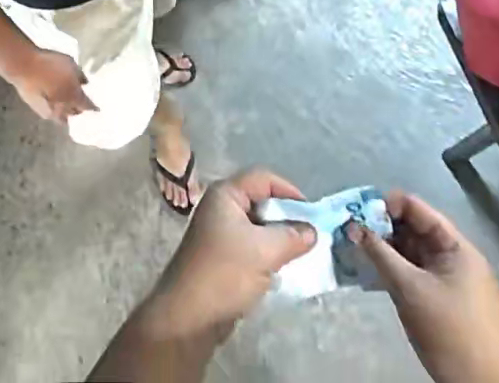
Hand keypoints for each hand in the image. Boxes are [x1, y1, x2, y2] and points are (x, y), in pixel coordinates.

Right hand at [4, 48, 96, 123]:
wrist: (24, 67)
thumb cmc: (50, 62)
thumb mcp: (70, 63)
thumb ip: (80, 75)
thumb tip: (85, 83)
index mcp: (75, 96)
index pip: (88, 106)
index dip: (94, 108)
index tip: (98, 109)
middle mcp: (63, 109)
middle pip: (75, 114)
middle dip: (80, 111)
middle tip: (83, 106)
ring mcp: (48, 111)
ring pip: (62, 118)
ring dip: (67, 114)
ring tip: (69, 108)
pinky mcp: (36, 110)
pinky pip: (50, 114)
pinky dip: (55, 112)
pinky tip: (55, 105)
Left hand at [142, 168, 317, 339]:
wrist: (187, 319)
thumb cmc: (224, 274)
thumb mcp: (264, 252)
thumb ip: (292, 237)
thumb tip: (312, 231)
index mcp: (225, 194)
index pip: (263, 178)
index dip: (289, 191)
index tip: (311, 213)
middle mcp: (220, 206)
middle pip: (260, 200)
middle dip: (285, 216)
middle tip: (308, 234)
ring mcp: (218, 232)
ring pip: (256, 225)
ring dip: (277, 237)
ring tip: (298, 252)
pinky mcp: (220, 255)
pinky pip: (250, 244)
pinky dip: (266, 252)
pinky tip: (280, 268)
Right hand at [350, 193, 498, 382]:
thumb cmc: (451, 332)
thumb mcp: (411, 290)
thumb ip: (381, 255)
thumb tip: (353, 226)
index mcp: (456, 246)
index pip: (418, 209)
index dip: (388, 206)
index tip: (359, 214)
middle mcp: (456, 257)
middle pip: (415, 230)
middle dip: (384, 229)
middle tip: (352, 234)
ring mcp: (453, 281)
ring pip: (414, 255)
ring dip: (388, 251)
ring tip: (357, 253)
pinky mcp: (447, 303)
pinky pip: (418, 275)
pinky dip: (397, 272)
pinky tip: (374, 277)